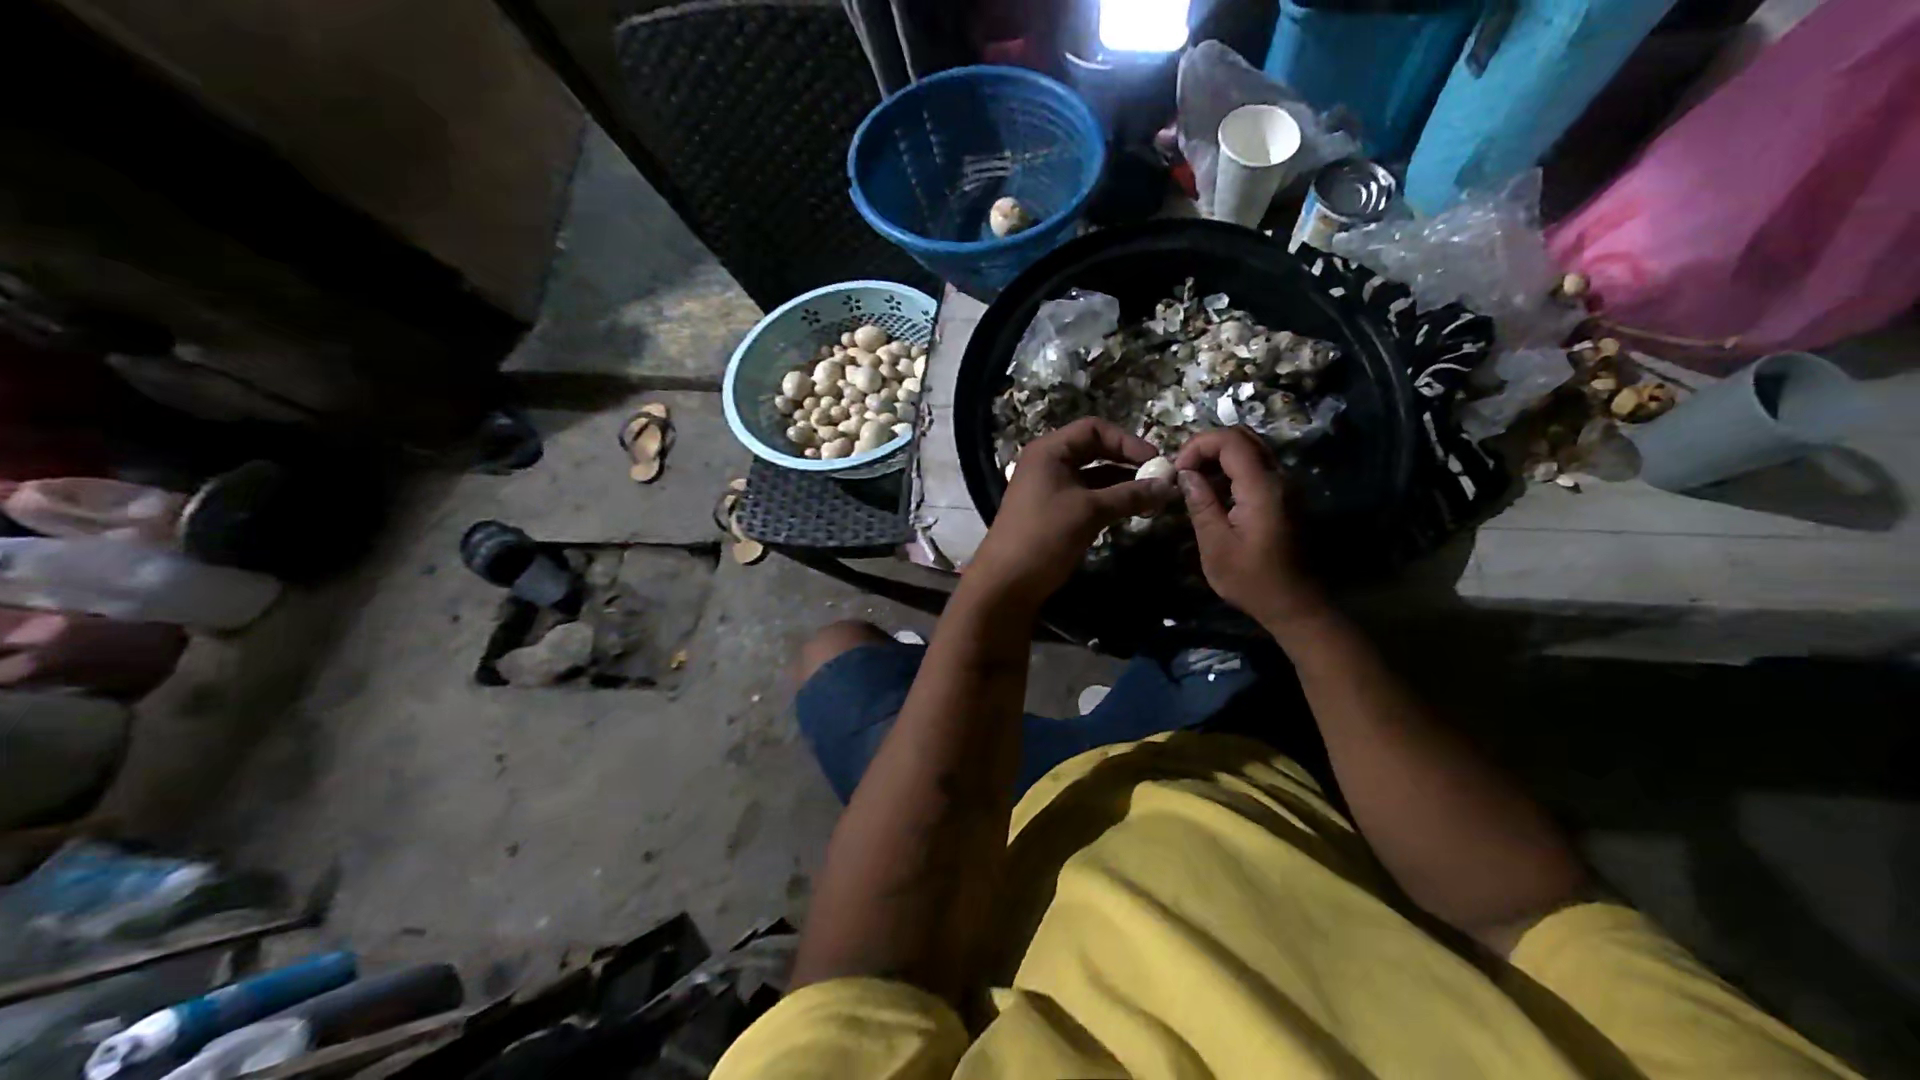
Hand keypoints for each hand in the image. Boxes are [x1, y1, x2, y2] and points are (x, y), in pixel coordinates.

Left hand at [969, 418, 1175, 602]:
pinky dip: (1110, 500)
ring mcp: (1050, 487)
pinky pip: (1088, 496)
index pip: (1094, 429)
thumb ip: (1130, 495)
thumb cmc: (1044, 536)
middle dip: (1128, 462)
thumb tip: (1169, 485)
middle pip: (1095, 450)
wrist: (1007, 582)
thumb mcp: (1089, 511)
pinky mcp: (1055, 511)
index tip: (1155, 461)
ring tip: (1154, 497)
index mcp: (1050, 451)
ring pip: (1094, 475)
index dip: (1127, 441)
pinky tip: (1133, 510)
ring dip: (1123, 483)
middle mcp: (1049, 462)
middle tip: (1159, 478)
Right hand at [1174, 427, 1326, 629]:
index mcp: (1262, 488)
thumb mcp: (1216, 546)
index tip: (1177, 470)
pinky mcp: (1285, 498)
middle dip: (1208, 446)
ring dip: (1219, 458)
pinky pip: (1257, 469)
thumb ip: (1201, 504)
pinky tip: (1213, 494)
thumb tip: (1185, 475)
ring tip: (1193, 482)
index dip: (1198, 445)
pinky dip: (1232, 471)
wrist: (1296, 605)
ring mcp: (1286, 487)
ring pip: (1251, 451)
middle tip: (1183, 470)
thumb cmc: (1253, 581)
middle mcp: (1280, 479)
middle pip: (1244, 438)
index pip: (1230, 441)